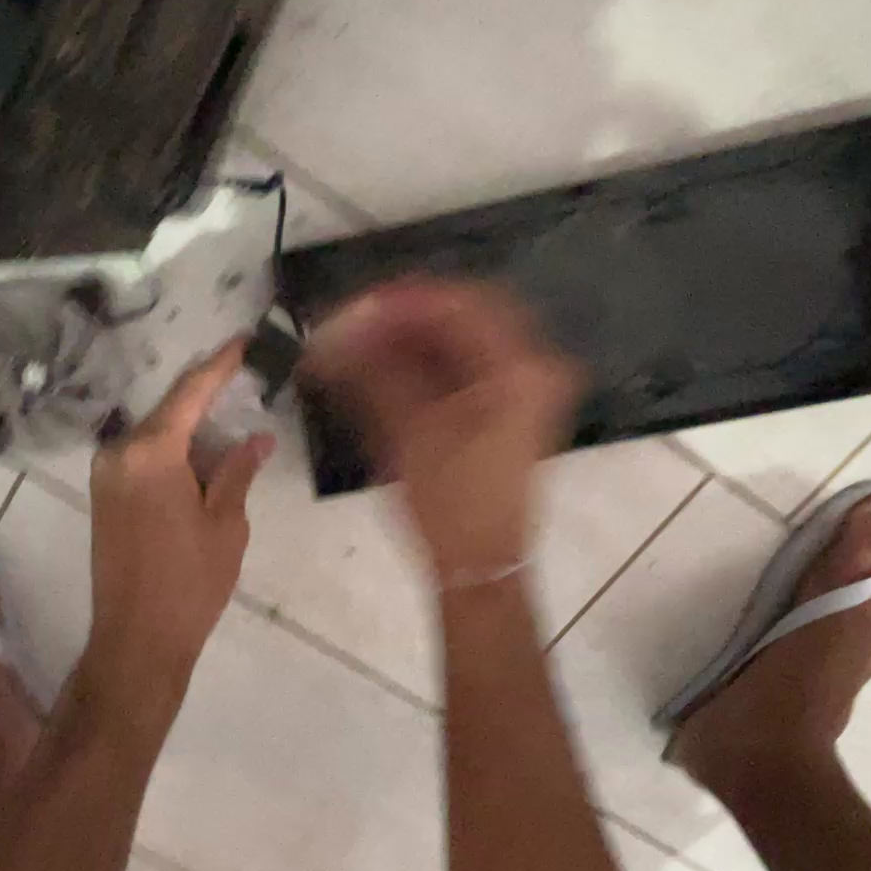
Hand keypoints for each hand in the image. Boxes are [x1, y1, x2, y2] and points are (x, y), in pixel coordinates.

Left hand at [88, 340, 274, 679]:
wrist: (137, 638)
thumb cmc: (190, 582)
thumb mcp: (226, 524)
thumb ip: (237, 471)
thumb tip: (256, 438)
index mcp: (151, 453)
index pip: (190, 393)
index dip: (219, 365)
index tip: (243, 340)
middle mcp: (118, 453)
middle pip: (168, 412)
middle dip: (206, 400)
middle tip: (245, 387)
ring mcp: (105, 475)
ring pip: (154, 435)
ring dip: (189, 430)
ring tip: (230, 427)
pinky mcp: (103, 497)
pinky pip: (141, 457)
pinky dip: (171, 452)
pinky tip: (200, 460)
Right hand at [306, 279, 583, 579]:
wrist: (482, 569)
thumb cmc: (450, 506)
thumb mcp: (409, 434)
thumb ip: (376, 371)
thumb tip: (337, 330)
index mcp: (520, 370)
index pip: (460, 305)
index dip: (401, 302)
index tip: (353, 309)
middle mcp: (533, 370)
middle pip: (463, 319)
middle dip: (403, 320)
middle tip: (353, 327)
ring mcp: (524, 391)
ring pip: (462, 343)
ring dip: (410, 342)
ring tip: (359, 349)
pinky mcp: (509, 412)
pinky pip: (465, 370)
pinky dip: (425, 367)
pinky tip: (385, 372)